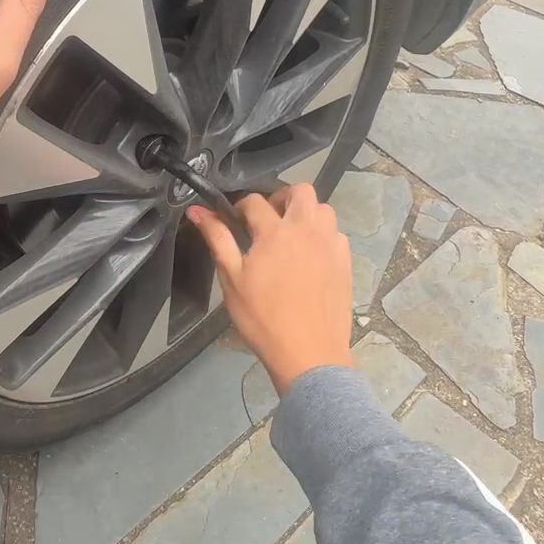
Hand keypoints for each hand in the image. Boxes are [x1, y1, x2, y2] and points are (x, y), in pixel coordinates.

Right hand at [188, 185, 353, 394]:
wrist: (309, 352)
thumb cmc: (263, 317)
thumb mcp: (231, 278)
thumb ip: (217, 238)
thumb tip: (198, 210)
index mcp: (276, 232)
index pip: (255, 201)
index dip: (240, 207)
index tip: (234, 221)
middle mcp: (307, 230)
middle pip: (301, 191)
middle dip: (281, 197)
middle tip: (267, 221)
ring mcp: (331, 244)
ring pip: (323, 209)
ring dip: (305, 214)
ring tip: (290, 236)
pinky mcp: (345, 262)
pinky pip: (336, 234)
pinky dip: (322, 235)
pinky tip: (310, 257)